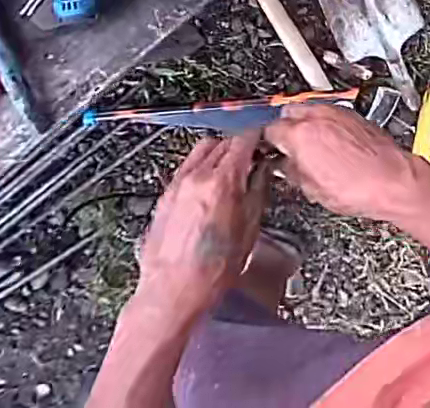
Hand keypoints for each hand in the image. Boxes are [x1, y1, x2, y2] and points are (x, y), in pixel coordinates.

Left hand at [133, 132, 267, 318]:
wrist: (172, 294)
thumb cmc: (210, 272)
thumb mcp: (249, 229)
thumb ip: (258, 190)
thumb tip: (262, 170)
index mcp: (222, 181)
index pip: (243, 140)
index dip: (257, 137)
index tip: (263, 141)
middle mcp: (197, 176)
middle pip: (223, 141)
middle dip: (240, 145)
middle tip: (251, 157)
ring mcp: (178, 184)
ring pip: (202, 149)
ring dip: (219, 152)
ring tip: (230, 170)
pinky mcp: (166, 195)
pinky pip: (187, 166)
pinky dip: (202, 166)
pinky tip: (210, 185)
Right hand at [264, 104, 429, 224]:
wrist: (392, 179)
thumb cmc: (358, 187)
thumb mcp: (313, 190)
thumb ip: (292, 172)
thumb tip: (286, 166)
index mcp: (301, 135)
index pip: (270, 129)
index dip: (266, 142)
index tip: (268, 149)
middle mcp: (317, 117)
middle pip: (287, 112)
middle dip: (284, 127)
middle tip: (286, 146)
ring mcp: (336, 112)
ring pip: (308, 108)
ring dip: (303, 121)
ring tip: (308, 143)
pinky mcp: (351, 113)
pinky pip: (328, 111)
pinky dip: (322, 121)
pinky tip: (328, 140)